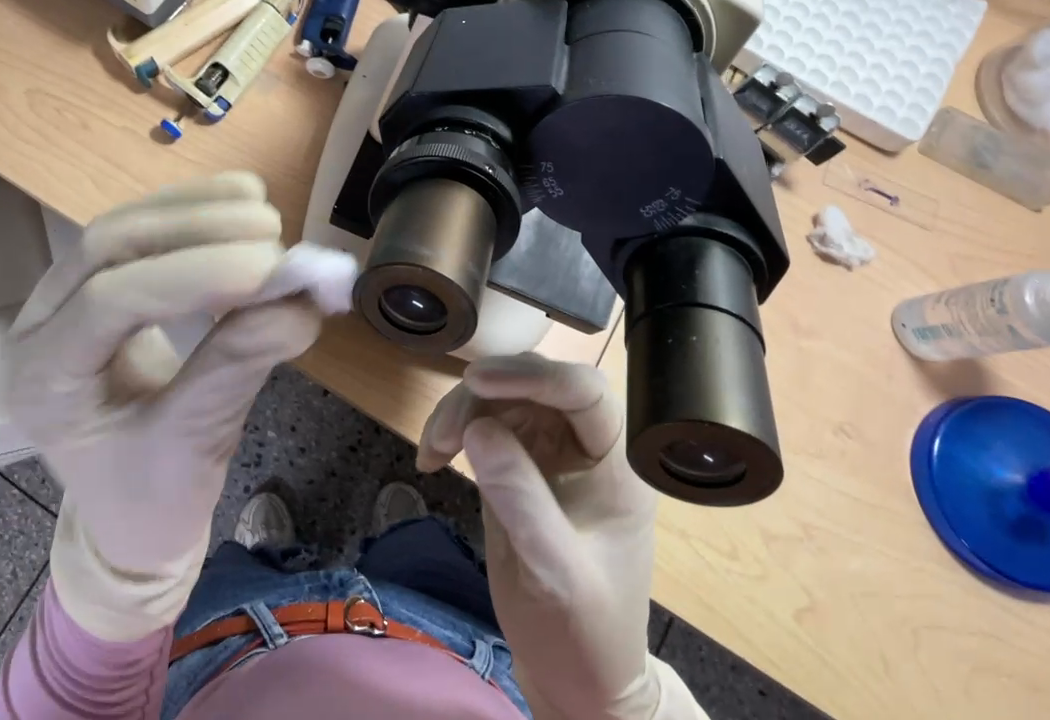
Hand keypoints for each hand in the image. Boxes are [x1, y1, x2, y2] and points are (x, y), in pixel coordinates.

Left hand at [8, 173, 326, 640]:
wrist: (132, 515)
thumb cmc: (153, 499)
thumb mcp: (194, 444)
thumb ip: (237, 366)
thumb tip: (300, 301)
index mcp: (42, 380)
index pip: (107, 302)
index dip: (193, 274)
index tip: (270, 267)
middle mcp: (36, 325)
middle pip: (107, 246)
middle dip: (194, 230)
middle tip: (272, 233)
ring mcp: (60, 298)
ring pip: (124, 228)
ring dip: (197, 212)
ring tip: (265, 217)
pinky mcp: (96, 284)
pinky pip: (141, 234)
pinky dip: (193, 215)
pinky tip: (239, 207)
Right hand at [419, 354, 701, 719]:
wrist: (575, 673)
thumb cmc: (581, 630)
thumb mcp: (553, 572)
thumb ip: (521, 499)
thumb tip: (477, 429)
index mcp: (618, 467)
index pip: (585, 393)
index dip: (534, 376)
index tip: (476, 382)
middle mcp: (586, 449)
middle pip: (535, 385)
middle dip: (484, 395)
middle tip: (443, 433)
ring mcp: (551, 454)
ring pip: (502, 398)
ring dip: (460, 412)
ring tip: (432, 450)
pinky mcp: (519, 465)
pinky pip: (483, 424)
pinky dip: (452, 430)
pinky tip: (431, 458)